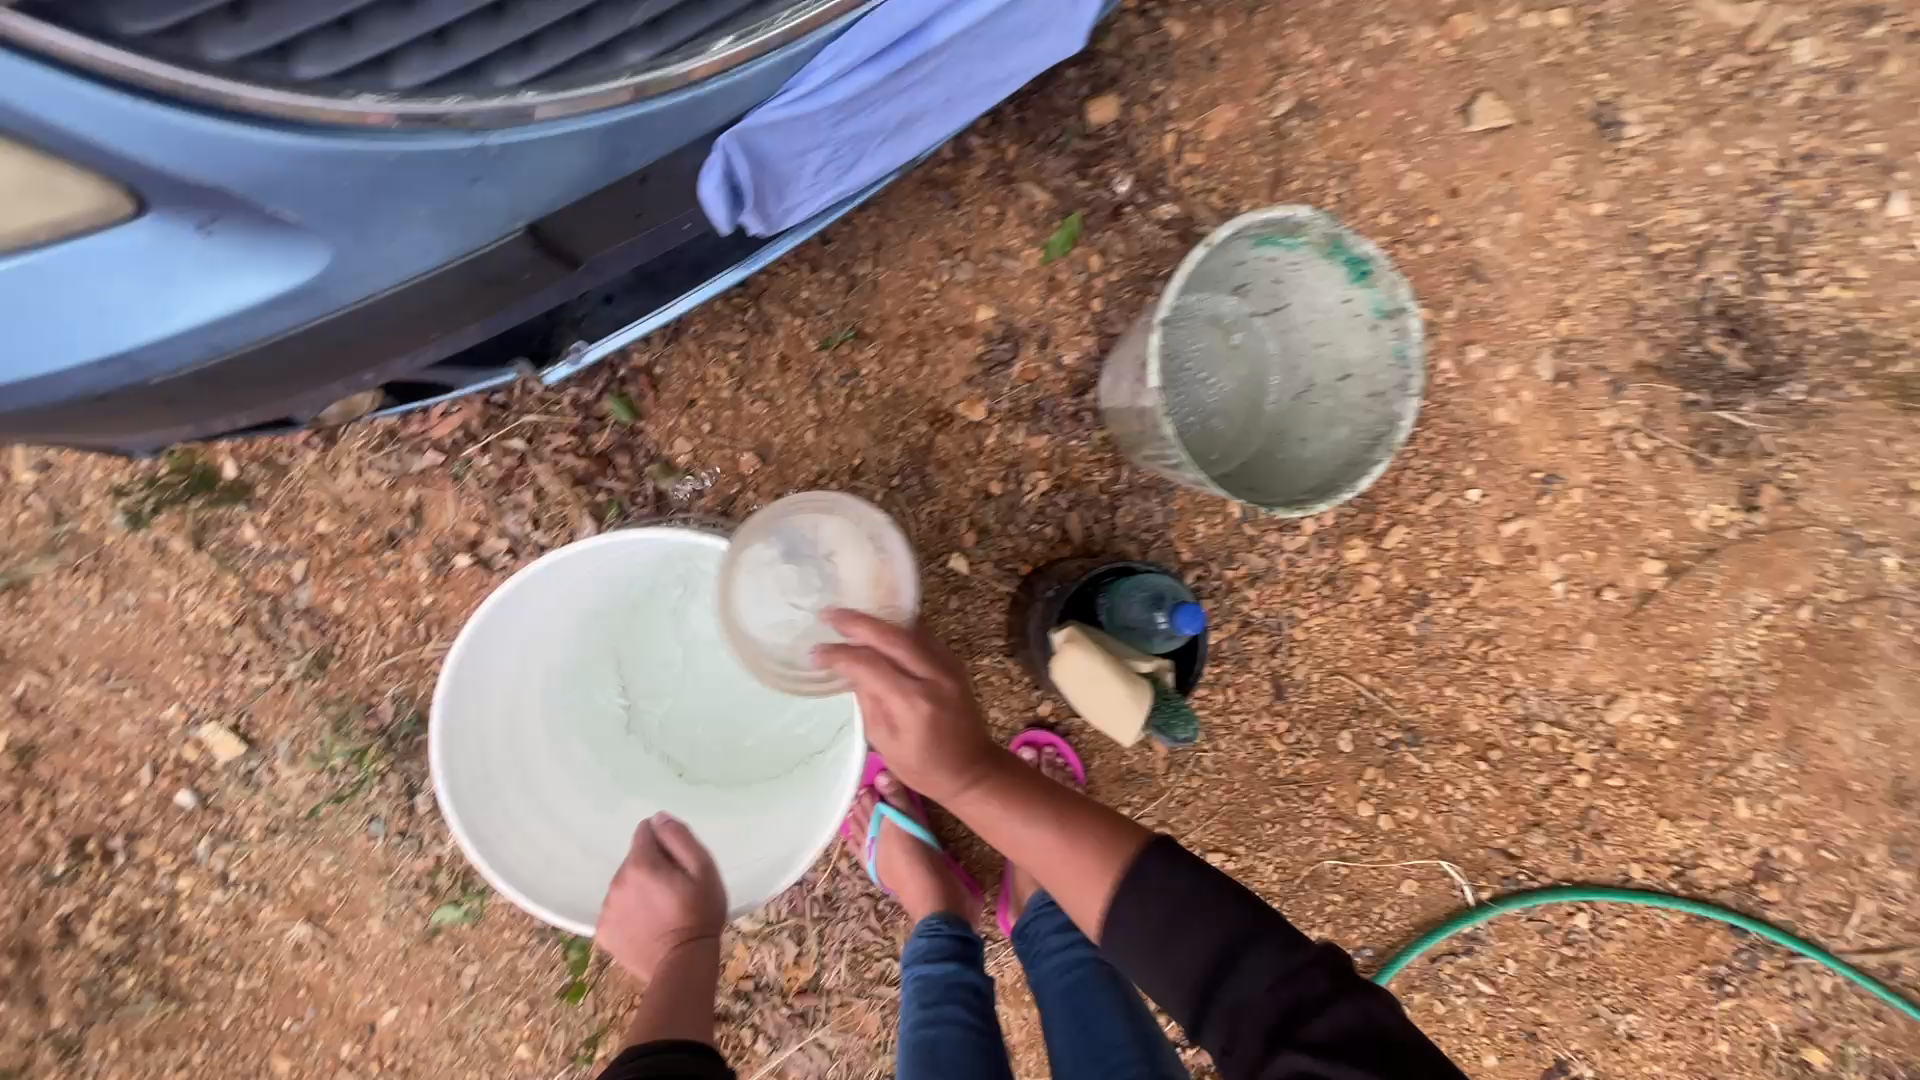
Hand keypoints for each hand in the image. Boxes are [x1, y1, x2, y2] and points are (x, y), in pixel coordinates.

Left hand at [596, 813, 726, 981]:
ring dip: (639, 888)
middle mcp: (616, 882)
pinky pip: (616, 908)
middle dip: (652, 866)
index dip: (664, 841)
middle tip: (674, 887)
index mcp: (640, 864)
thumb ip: (679, 837)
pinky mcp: (603, 932)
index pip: (645, 831)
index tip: (678, 861)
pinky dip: (629, 911)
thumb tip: (657, 818)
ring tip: (662, 908)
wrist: (682, 964)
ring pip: (624, 884)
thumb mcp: (703, 868)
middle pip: (634, 859)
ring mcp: (606, 909)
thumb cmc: (700, 912)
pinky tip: (647, 924)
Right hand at [813, 610, 1001, 803]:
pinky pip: (922, 637)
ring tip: (848, 617)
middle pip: (891, 637)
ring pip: (909, 631)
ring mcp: (948, 666)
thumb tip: (850, 670)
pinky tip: (879, 629)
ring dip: (877, 622)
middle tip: (828, 614)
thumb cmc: (924, 767)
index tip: (816, 652)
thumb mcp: (885, 743)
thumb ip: (867, 702)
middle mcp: (933, 676)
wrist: (972, 769)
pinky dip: (897, 630)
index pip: (870, 665)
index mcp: (913, 702)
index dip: (839, 655)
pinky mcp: (954, 663)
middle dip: (856, 623)